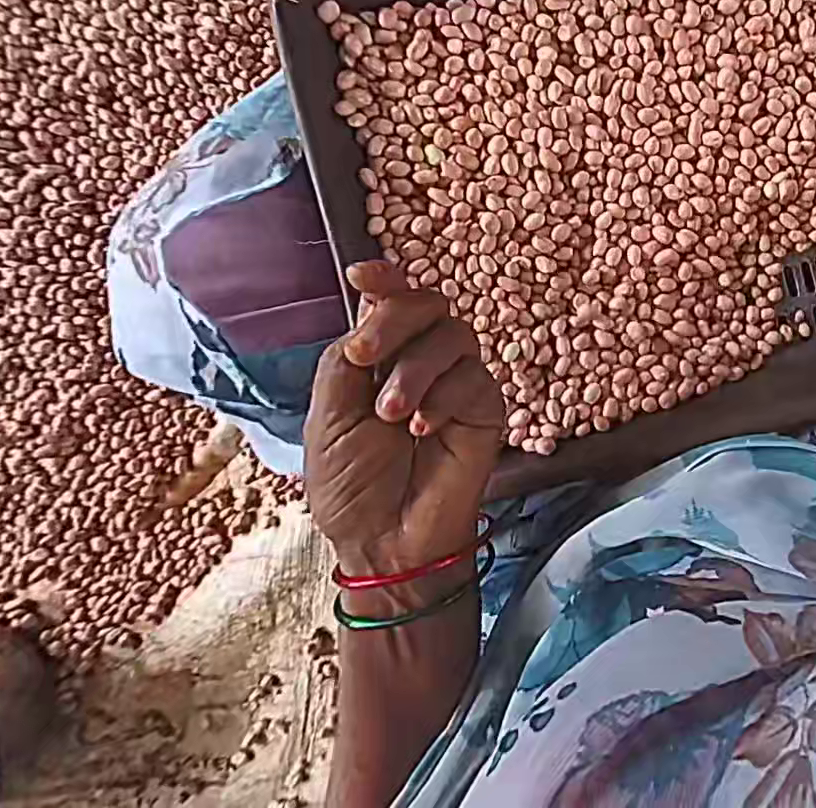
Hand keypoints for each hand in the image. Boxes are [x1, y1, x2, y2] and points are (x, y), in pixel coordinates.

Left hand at [304, 261, 504, 574]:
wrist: (385, 541)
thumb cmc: (351, 483)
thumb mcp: (329, 416)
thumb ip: (348, 358)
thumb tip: (373, 306)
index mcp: (383, 357)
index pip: (391, 302)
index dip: (385, 279)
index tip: (363, 275)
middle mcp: (423, 360)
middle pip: (428, 304)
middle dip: (396, 321)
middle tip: (366, 357)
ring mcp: (458, 380)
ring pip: (454, 336)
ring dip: (417, 369)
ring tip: (394, 415)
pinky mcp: (486, 406)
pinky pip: (474, 378)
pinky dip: (445, 397)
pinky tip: (424, 428)